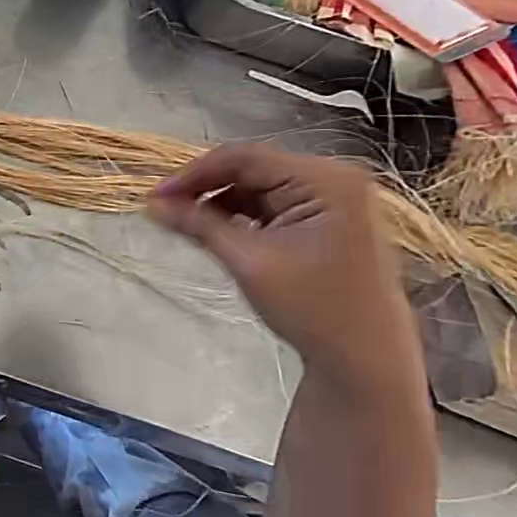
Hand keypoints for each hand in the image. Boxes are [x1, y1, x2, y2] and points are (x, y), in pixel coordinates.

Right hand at [147, 144, 418, 400]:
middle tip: (163, 209)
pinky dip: (236, 213)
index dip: (191, 173)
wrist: (365, 358)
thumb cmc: (312, 306)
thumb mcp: (247, 260)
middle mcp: (333, 180)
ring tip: (183, 222)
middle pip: (250, 167)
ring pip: (255, 185)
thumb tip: (151, 203)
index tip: (153, 197)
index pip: (242, 158)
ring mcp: (332, 200)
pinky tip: (213, 229)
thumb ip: (198, 223)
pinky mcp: (325, 220)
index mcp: (325, 181)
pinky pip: (268, 203)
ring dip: (217, 200)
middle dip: (203, 186)